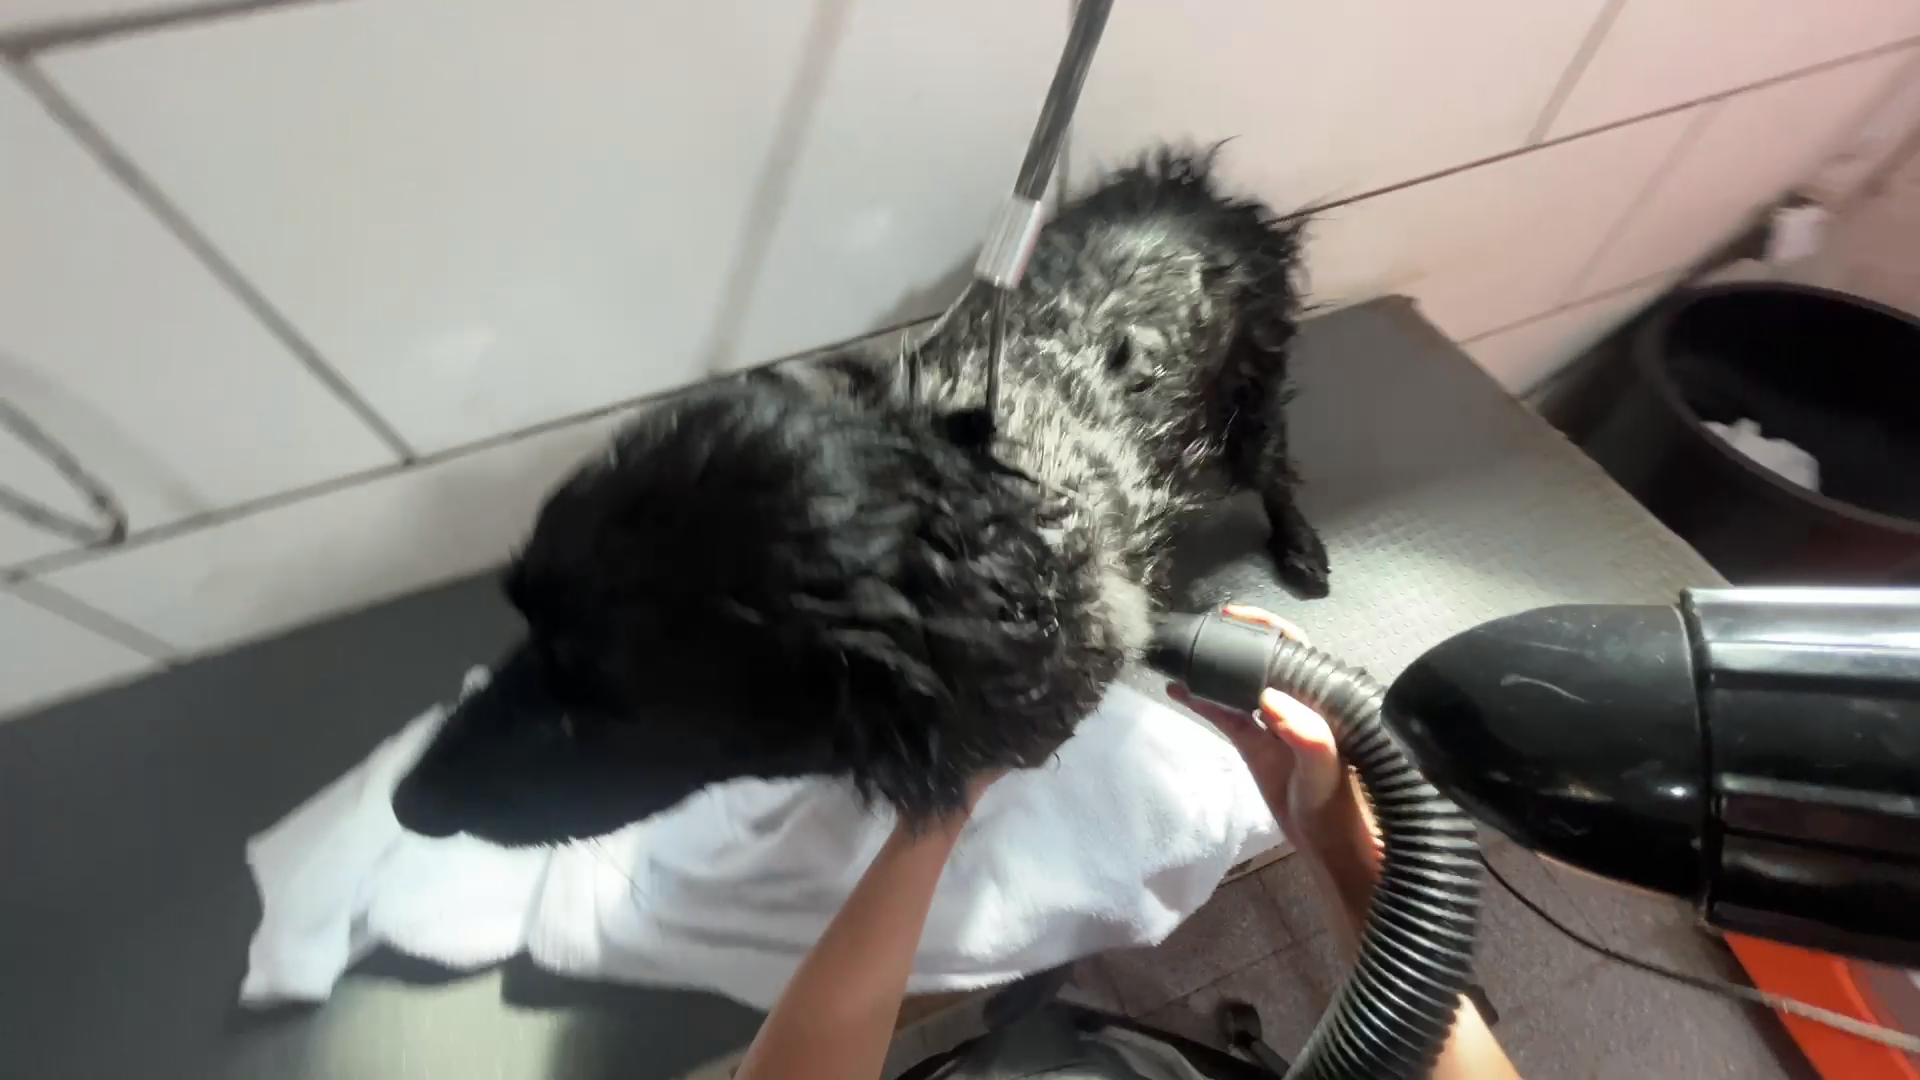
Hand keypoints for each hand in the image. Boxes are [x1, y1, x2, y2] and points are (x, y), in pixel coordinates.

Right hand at [1167, 607, 1380, 929]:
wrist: (1330, 851)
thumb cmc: (1337, 810)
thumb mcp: (1325, 775)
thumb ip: (1308, 738)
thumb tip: (1270, 697)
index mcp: (1319, 699)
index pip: (1293, 648)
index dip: (1265, 625)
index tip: (1232, 615)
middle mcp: (1295, 703)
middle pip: (1262, 659)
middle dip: (1232, 640)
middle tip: (1199, 629)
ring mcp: (1271, 721)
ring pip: (1238, 683)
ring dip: (1211, 668)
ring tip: (1182, 653)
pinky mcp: (1252, 741)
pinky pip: (1223, 712)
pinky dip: (1200, 698)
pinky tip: (1177, 689)